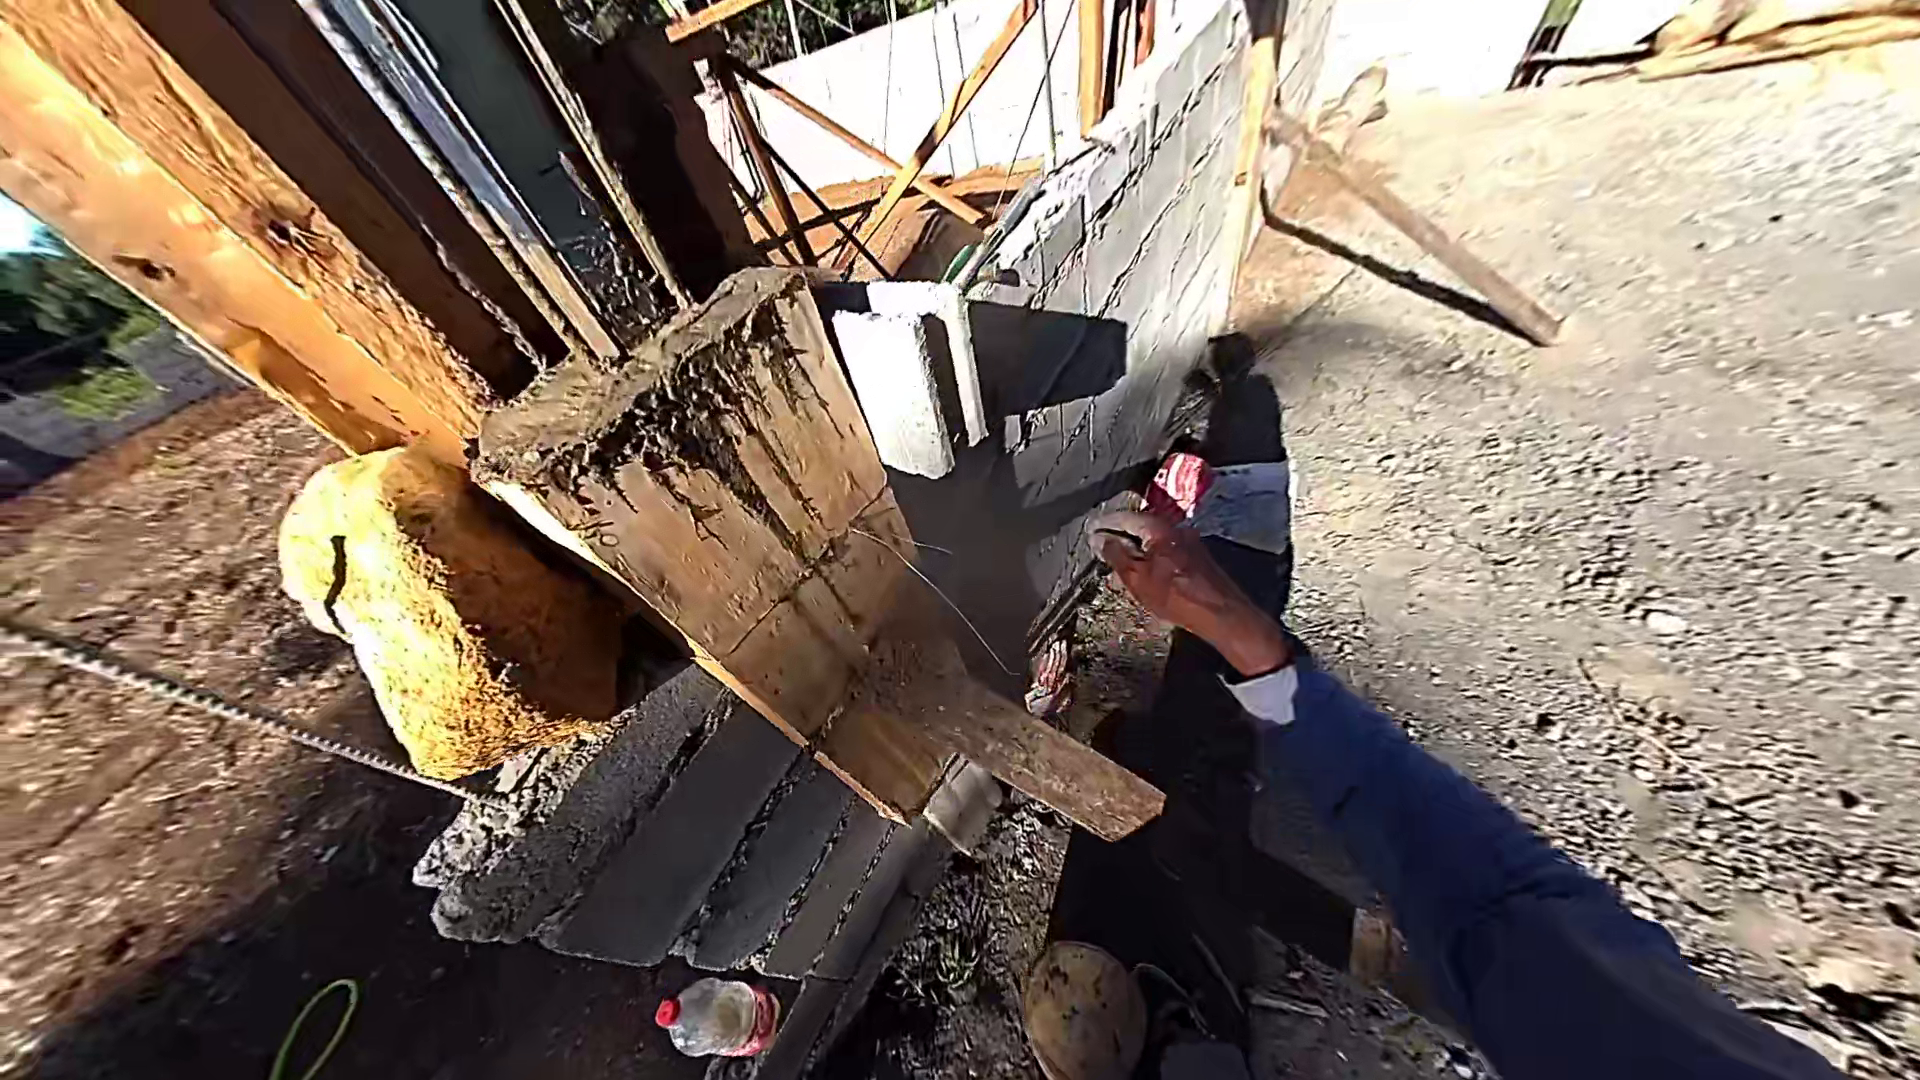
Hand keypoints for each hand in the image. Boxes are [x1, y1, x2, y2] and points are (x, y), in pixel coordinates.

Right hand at [1090, 510, 1291, 677]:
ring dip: (1137, 547)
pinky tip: (1145, 572)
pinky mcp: (1198, 557)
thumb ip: (1115, 553)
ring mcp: (1191, 542)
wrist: (1222, 614)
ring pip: (1155, 539)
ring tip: (1121, 562)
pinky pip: (1167, 550)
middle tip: (1103, 545)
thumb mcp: (1136, 577)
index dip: (1105, 523)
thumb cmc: (1176, 595)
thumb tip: (1100, 537)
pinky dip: (1152, 556)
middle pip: (1142, 526)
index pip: (1125, 517)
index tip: (1091, 529)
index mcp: (1160, 528)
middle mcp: (1177, 528)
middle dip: (1121, 535)